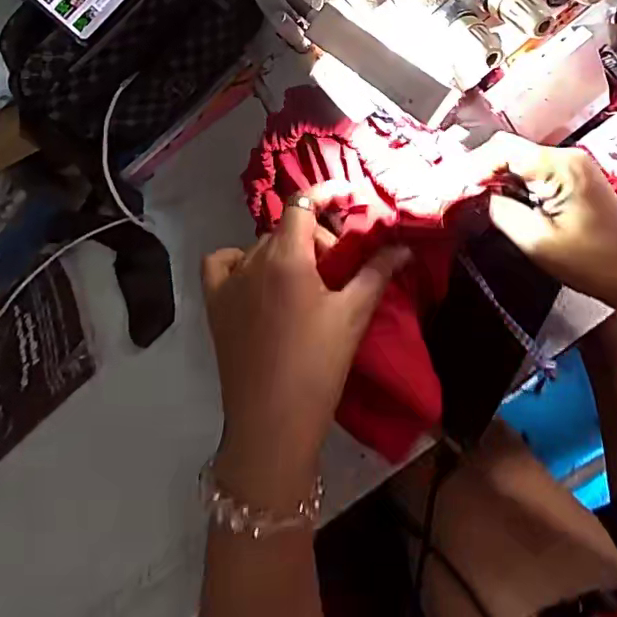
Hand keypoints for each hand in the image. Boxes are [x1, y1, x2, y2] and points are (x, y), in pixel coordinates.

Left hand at [202, 181, 410, 507]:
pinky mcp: (214, 304)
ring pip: (260, 246)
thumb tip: (402, 246)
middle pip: (287, 228)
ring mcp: (228, 282)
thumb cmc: (319, 365)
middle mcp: (252, 260)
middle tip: (338, 269)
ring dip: (286, 251)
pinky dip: (240, 261)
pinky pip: (222, 263)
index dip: (325, 194)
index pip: (302, 203)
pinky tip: (258, 280)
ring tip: (306, 282)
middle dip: (316, 237)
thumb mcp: (354, 314)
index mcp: (287, 257)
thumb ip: (377, 272)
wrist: (272, 423)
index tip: (348, 197)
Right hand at [470, 133, 616, 308]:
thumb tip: (479, 195)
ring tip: (474, 198)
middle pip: (510, 150)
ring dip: (497, 177)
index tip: (454, 188)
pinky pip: (534, 170)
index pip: (502, 149)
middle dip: (481, 171)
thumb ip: (501, 212)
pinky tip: (502, 202)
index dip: (473, 166)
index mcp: (560, 166)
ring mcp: (573, 163)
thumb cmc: (591, 263)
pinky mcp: (574, 176)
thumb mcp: (536, 242)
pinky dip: (515, 183)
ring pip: (520, 159)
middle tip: (458, 194)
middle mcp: (567, 155)